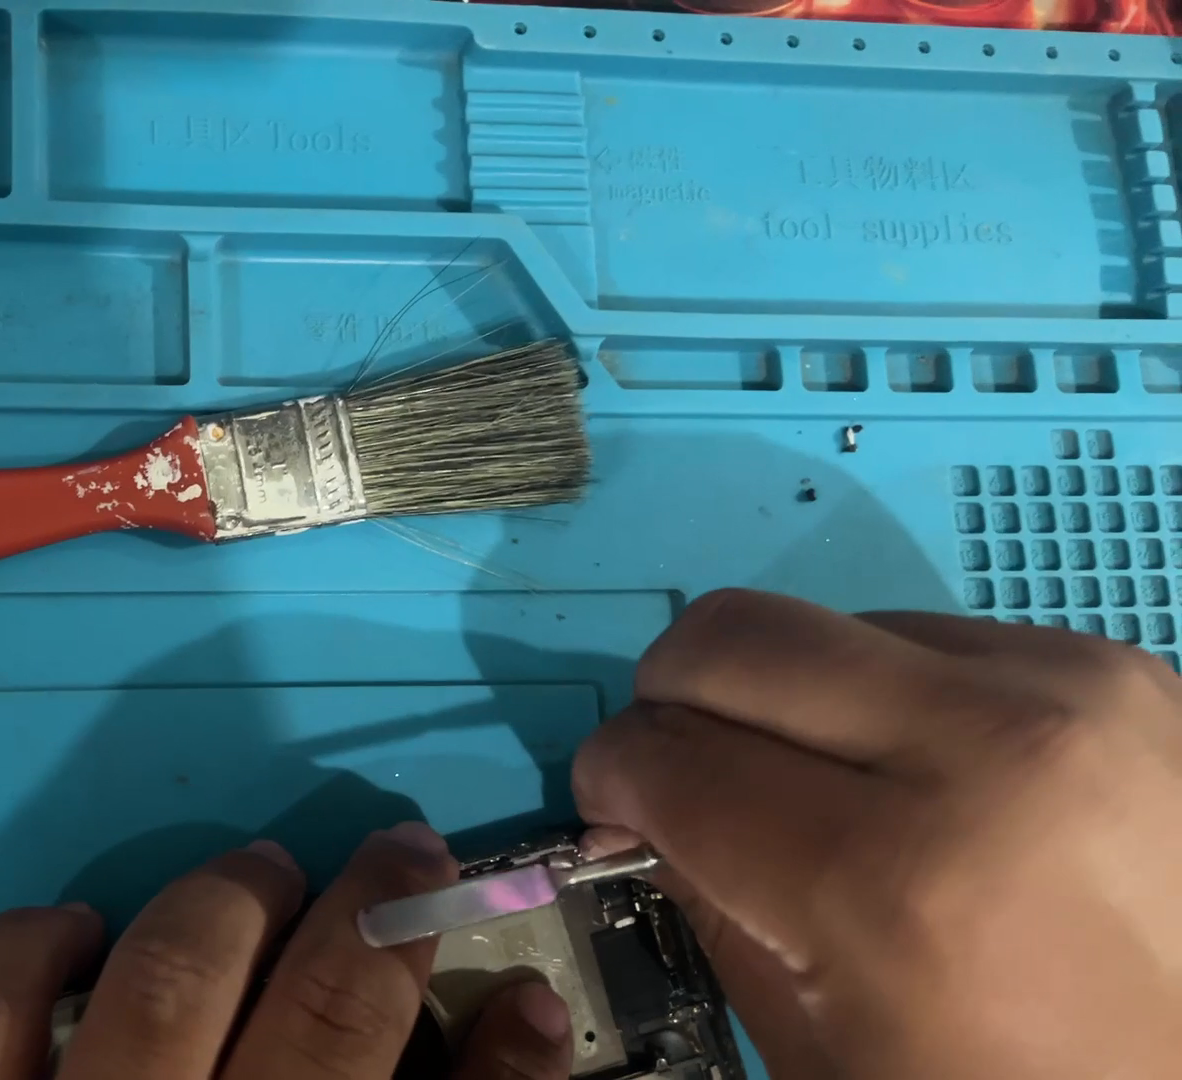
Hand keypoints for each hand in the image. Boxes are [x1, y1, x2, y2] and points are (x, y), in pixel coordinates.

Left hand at [0, 824, 576, 1079]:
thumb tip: (527, 1015)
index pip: (382, 1052)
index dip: (425, 956)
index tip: (448, 882)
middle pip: (297, 1003)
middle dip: (350, 905)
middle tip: (377, 863)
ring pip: (156, 976)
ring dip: (220, 900)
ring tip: (260, 874)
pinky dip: (30, 943)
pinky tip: (82, 931)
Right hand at [573, 589, 1181, 1079]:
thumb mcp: (806, 1035)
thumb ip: (690, 886)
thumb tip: (628, 805)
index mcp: (894, 879)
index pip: (656, 754)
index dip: (609, 782)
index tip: (620, 815)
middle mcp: (989, 750)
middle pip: (719, 638)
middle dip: (666, 702)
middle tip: (690, 773)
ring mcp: (1068, 691)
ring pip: (798, 623)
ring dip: (766, 694)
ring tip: (818, 778)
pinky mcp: (1114, 669)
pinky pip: (898, 634)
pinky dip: (859, 690)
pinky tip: (912, 768)